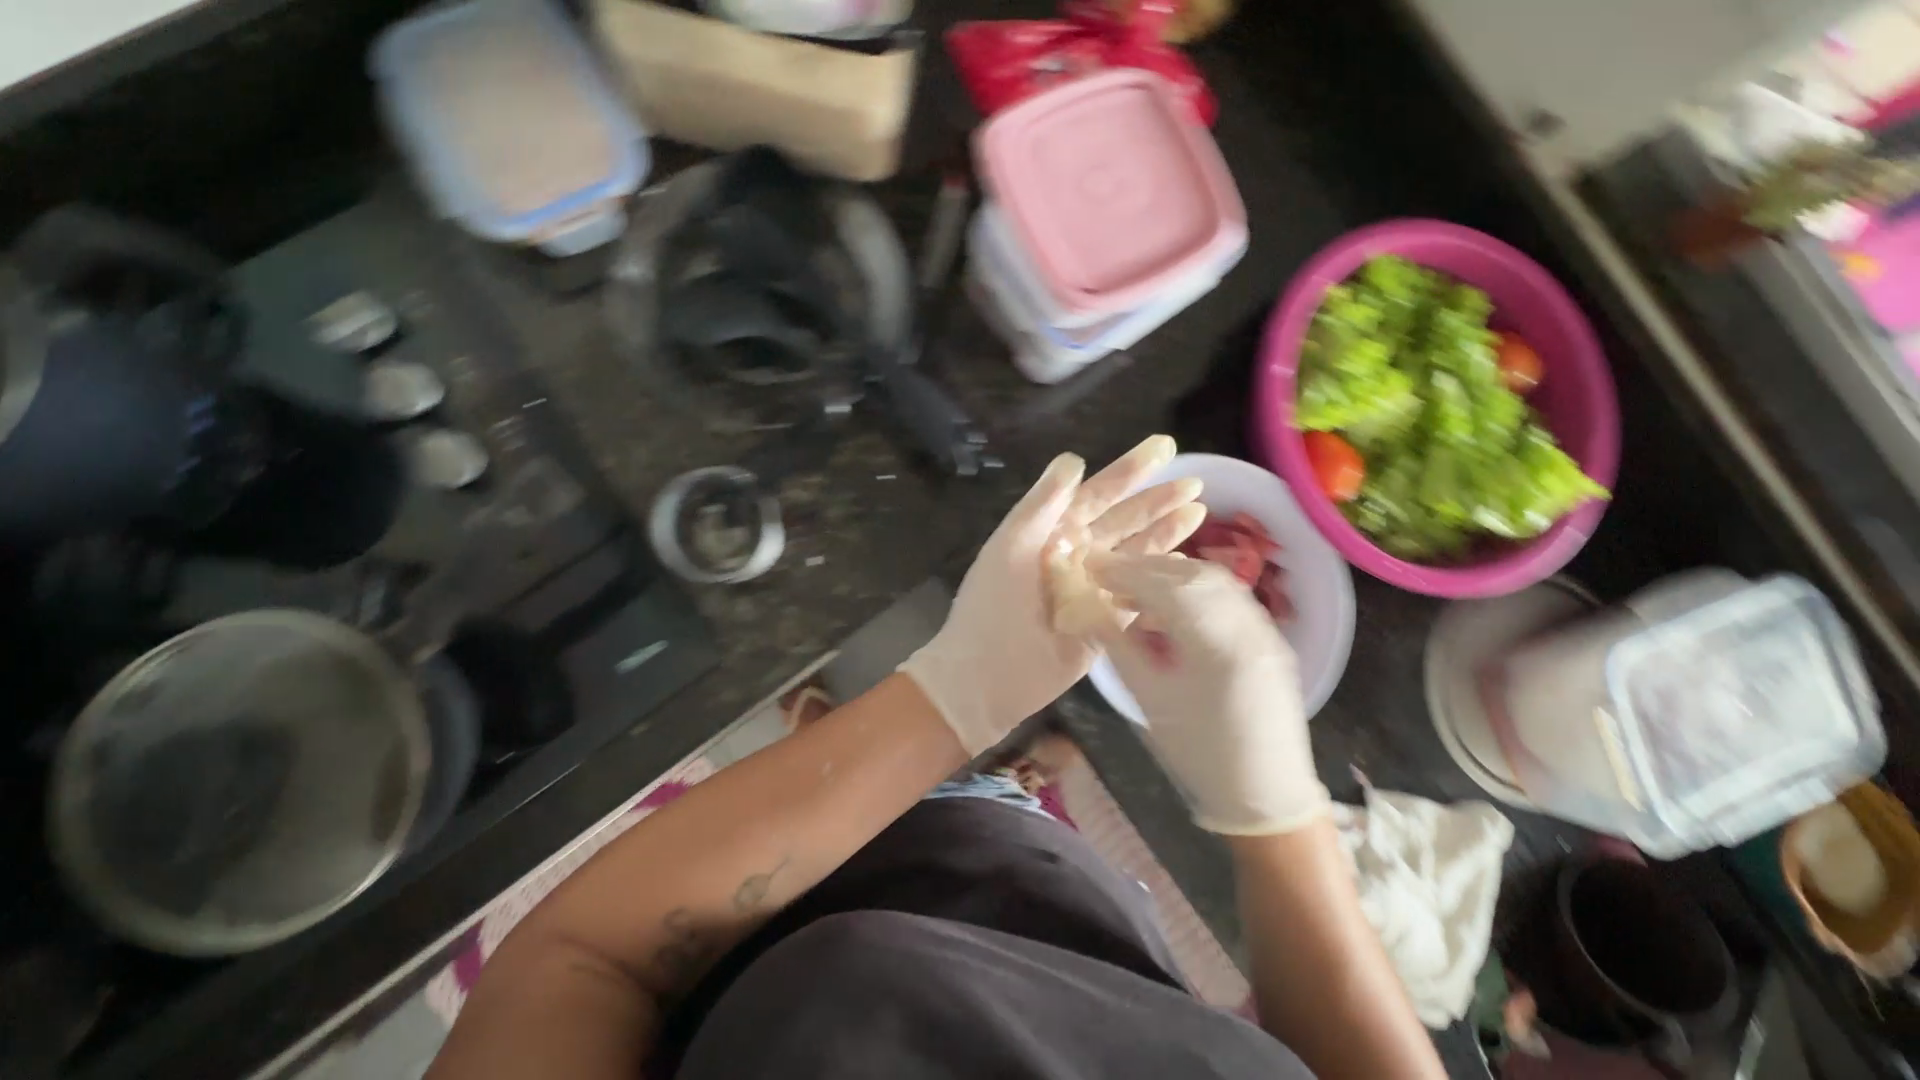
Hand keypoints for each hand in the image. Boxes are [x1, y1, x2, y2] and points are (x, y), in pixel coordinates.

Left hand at [900, 438, 1204, 756]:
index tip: (1164, 447)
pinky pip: (1138, 597)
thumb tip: (1074, 459)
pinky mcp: (1105, 626)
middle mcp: (1074, 556)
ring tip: (1199, 511)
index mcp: (1048, 534)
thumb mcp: (1010, 547)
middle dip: (1156, 501)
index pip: (1095, 495)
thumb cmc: (991, 607)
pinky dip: (1160, 580)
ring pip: (1135, 556)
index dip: (1129, 471)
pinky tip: (1186, 563)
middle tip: (1195, 482)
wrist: (985, 677)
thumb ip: (1041, 505)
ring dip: (1164, 534)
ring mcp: (1091, 591)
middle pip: (1122, 522)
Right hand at [1089, 552, 1328, 834]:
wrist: (1265, 793)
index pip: (1165, 587)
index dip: (1124, 572)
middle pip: (1193, 575)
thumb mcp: (1150, 701)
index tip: (1090, 565)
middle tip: (1107, 572)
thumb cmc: (1200, 755)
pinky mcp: (1270, 639)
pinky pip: (1230, 598)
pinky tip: (1169, 609)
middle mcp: (1247, 626)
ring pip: (1215, 582)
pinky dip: (1195, 591)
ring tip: (1133, 589)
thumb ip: (1119, 649)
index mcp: (1216, 644)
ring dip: (1171, 576)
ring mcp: (1264, 630)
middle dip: (1147, 567)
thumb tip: (1087, 611)